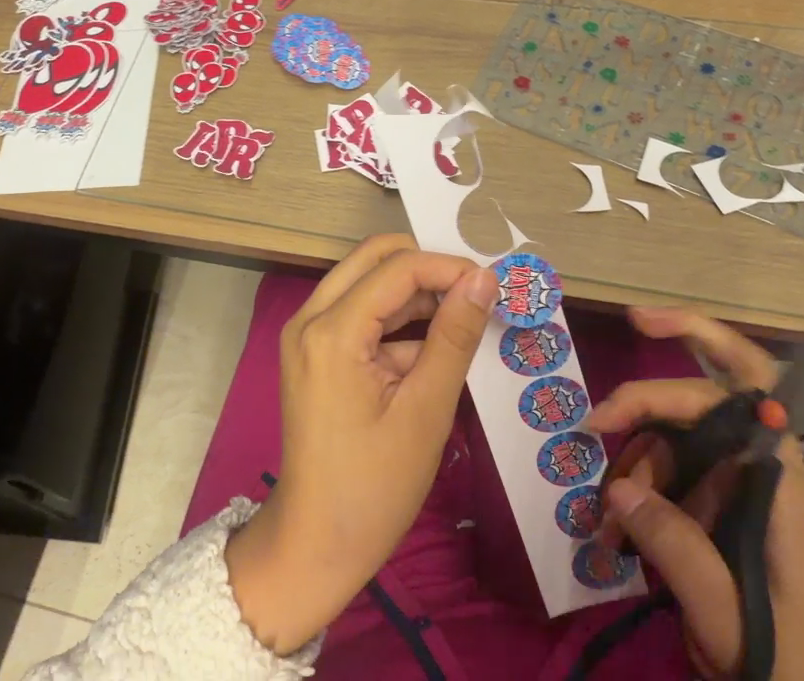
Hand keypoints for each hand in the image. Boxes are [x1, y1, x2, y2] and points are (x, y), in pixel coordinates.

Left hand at [226, 234, 496, 654]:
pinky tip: (438, 353)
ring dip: (416, 298)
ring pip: (367, 287)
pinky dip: (399, 327)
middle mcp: (309, 319)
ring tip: (469, 323)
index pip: (397, 267)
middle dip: (429, 270)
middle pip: (374, 262)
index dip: (449, 267)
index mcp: (331, 330)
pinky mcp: (315, 356)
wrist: (317, 543)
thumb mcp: (425, 409)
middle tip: (479, 294)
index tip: (496, 288)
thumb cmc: (374, 486)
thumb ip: (454, 337)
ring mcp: (307, 337)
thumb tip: (484, 278)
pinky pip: (359, 319)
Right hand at [586, 307, 803, 680]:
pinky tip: (619, 538)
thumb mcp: (730, 619)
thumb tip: (618, 486)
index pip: (744, 391)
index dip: (697, 345)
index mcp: (782, 488)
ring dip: (635, 472)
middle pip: (704, 406)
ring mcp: (746, 498)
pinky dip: (642, 501)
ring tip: (606, 529)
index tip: (631, 352)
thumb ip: (675, 547)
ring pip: (679, 449)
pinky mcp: (729, 521)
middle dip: (645, 404)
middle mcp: (765, 477)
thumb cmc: (797, 672)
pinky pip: (677, 487)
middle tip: (594, 426)